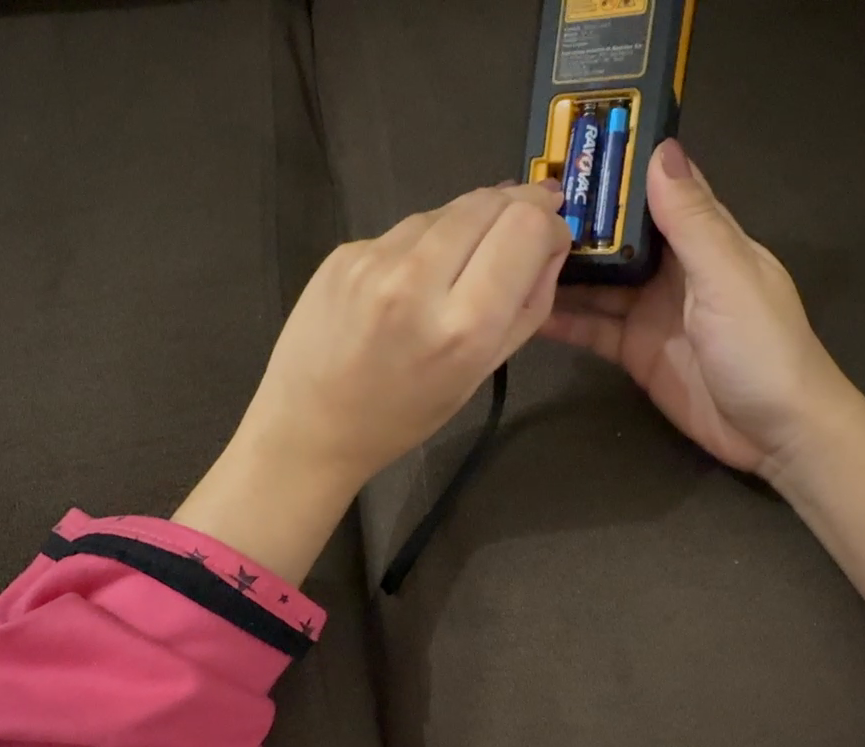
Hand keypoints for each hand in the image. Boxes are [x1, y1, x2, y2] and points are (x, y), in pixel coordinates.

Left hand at [175, 181, 569, 583]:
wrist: (311, 424)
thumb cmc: (404, 416)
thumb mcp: (478, 376)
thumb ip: (526, 310)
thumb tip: (551, 249)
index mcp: (464, 326)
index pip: (526, 228)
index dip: (551, 225)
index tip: (553, 239)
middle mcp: (419, 280)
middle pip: (490, 202)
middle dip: (519, 208)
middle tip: (527, 225)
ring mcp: (374, 259)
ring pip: (448, 209)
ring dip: (472, 223)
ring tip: (469, 258)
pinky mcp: (345, 250)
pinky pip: (407, 228)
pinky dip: (427, 241)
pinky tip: (418, 274)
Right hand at [540, 140, 855, 475]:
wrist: (773, 433)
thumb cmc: (762, 348)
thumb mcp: (728, 277)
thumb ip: (692, 220)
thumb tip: (661, 150)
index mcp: (705, 239)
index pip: (657, 191)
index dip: (618, 169)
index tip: (567, 149)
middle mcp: (673, 269)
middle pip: (618, 237)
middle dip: (576, 222)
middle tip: (517, 209)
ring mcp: (650, 311)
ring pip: (597, 282)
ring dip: (561, 271)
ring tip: (510, 256)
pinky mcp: (634, 351)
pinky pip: (592, 329)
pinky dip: (562, 321)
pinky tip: (525, 310)